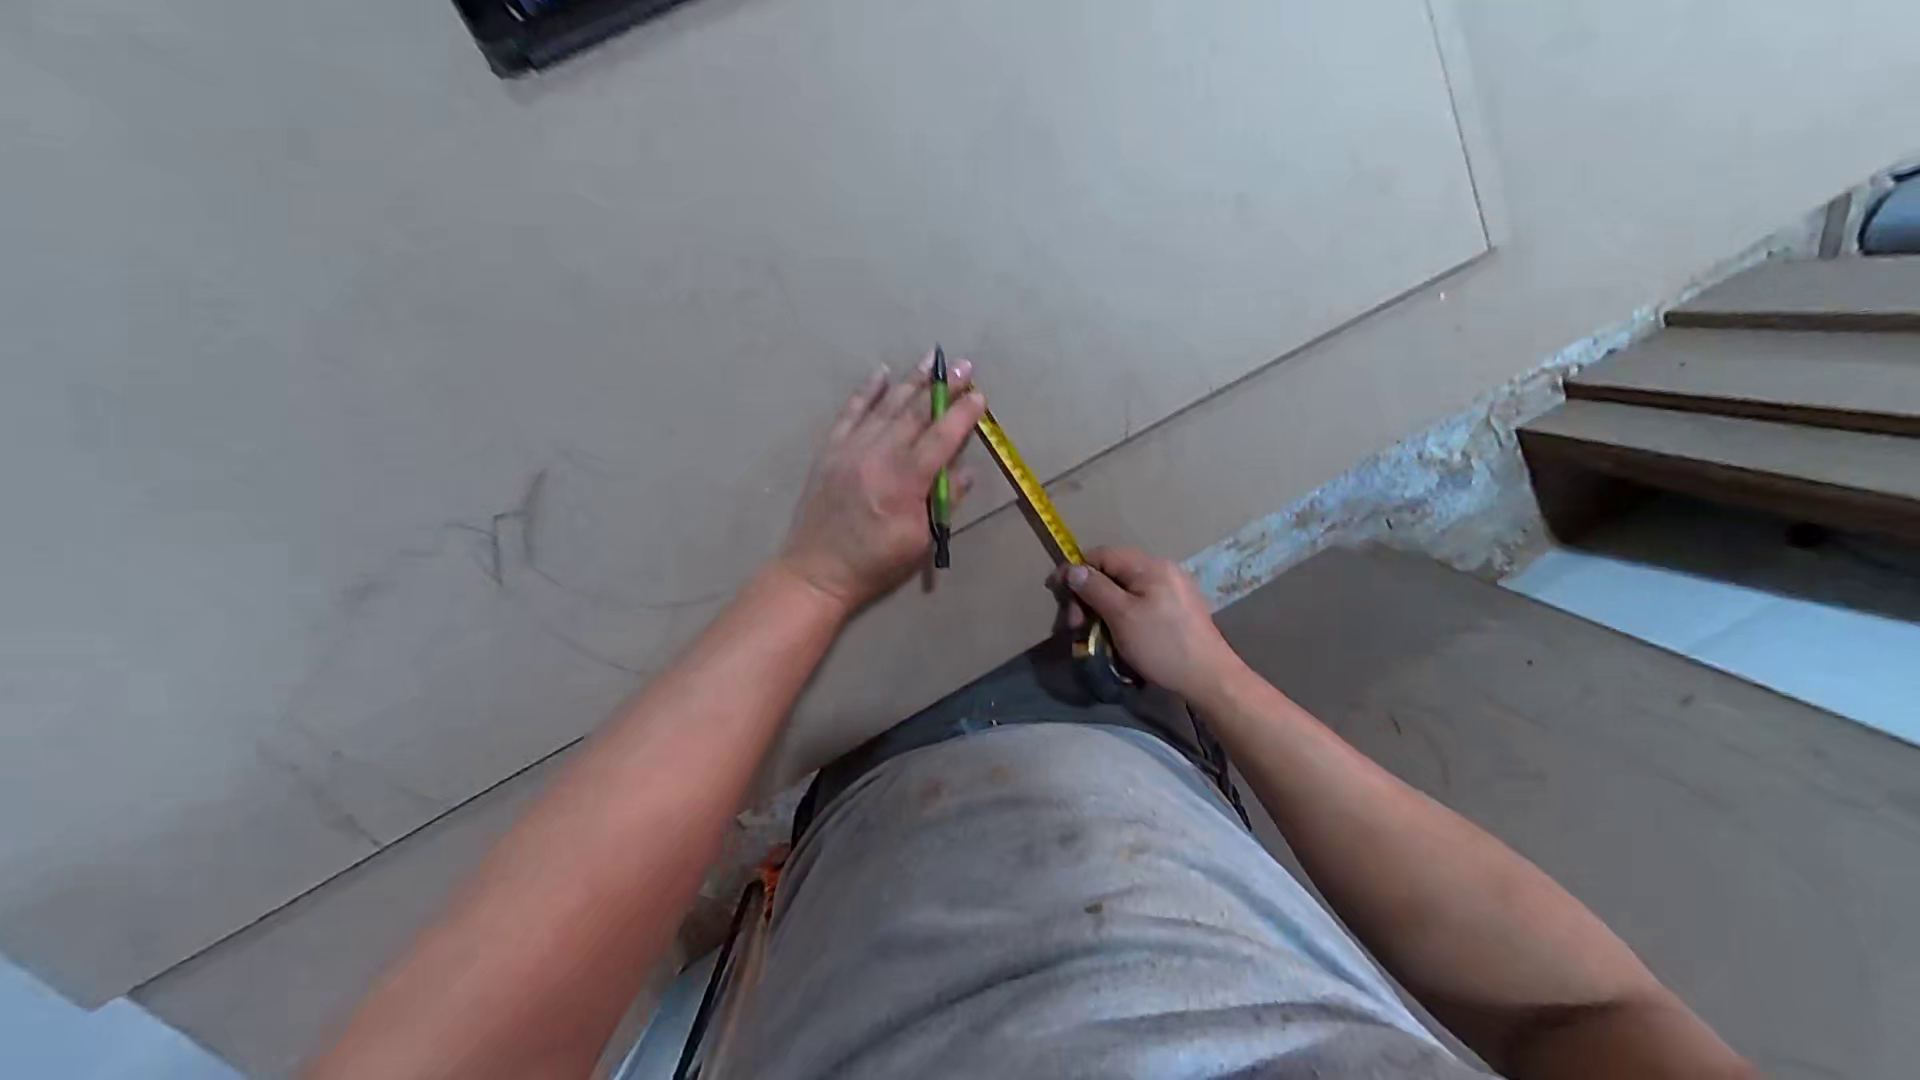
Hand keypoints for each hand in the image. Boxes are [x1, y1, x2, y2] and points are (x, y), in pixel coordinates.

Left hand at [777, 354, 986, 611]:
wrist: (816, 571)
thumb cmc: (875, 563)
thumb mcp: (920, 542)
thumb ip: (943, 502)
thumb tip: (964, 471)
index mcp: (905, 481)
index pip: (942, 438)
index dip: (963, 415)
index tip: (979, 395)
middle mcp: (878, 456)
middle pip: (916, 413)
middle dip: (943, 387)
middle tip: (963, 365)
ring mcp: (850, 449)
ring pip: (886, 407)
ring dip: (911, 381)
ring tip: (931, 359)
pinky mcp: (830, 451)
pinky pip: (850, 413)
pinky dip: (866, 392)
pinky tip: (881, 373)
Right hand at [1053, 546, 1244, 700]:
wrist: (1209, 679)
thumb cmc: (1162, 645)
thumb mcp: (1122, 616)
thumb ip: (1095, 589)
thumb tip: (1073, 569)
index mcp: (1150, 566)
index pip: (1102, 555)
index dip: (1076, 570)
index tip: (1057, 592)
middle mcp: (1163, 570)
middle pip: (1112, 572)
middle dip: (1089, 595)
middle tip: (1076, 624)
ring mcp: (1172, 589)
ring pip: (1124, 589)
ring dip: (1103, 608)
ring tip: (1096, 633)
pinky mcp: (1177, 609)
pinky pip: (1140, 602)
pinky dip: (1122, 614)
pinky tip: (1118, 635)